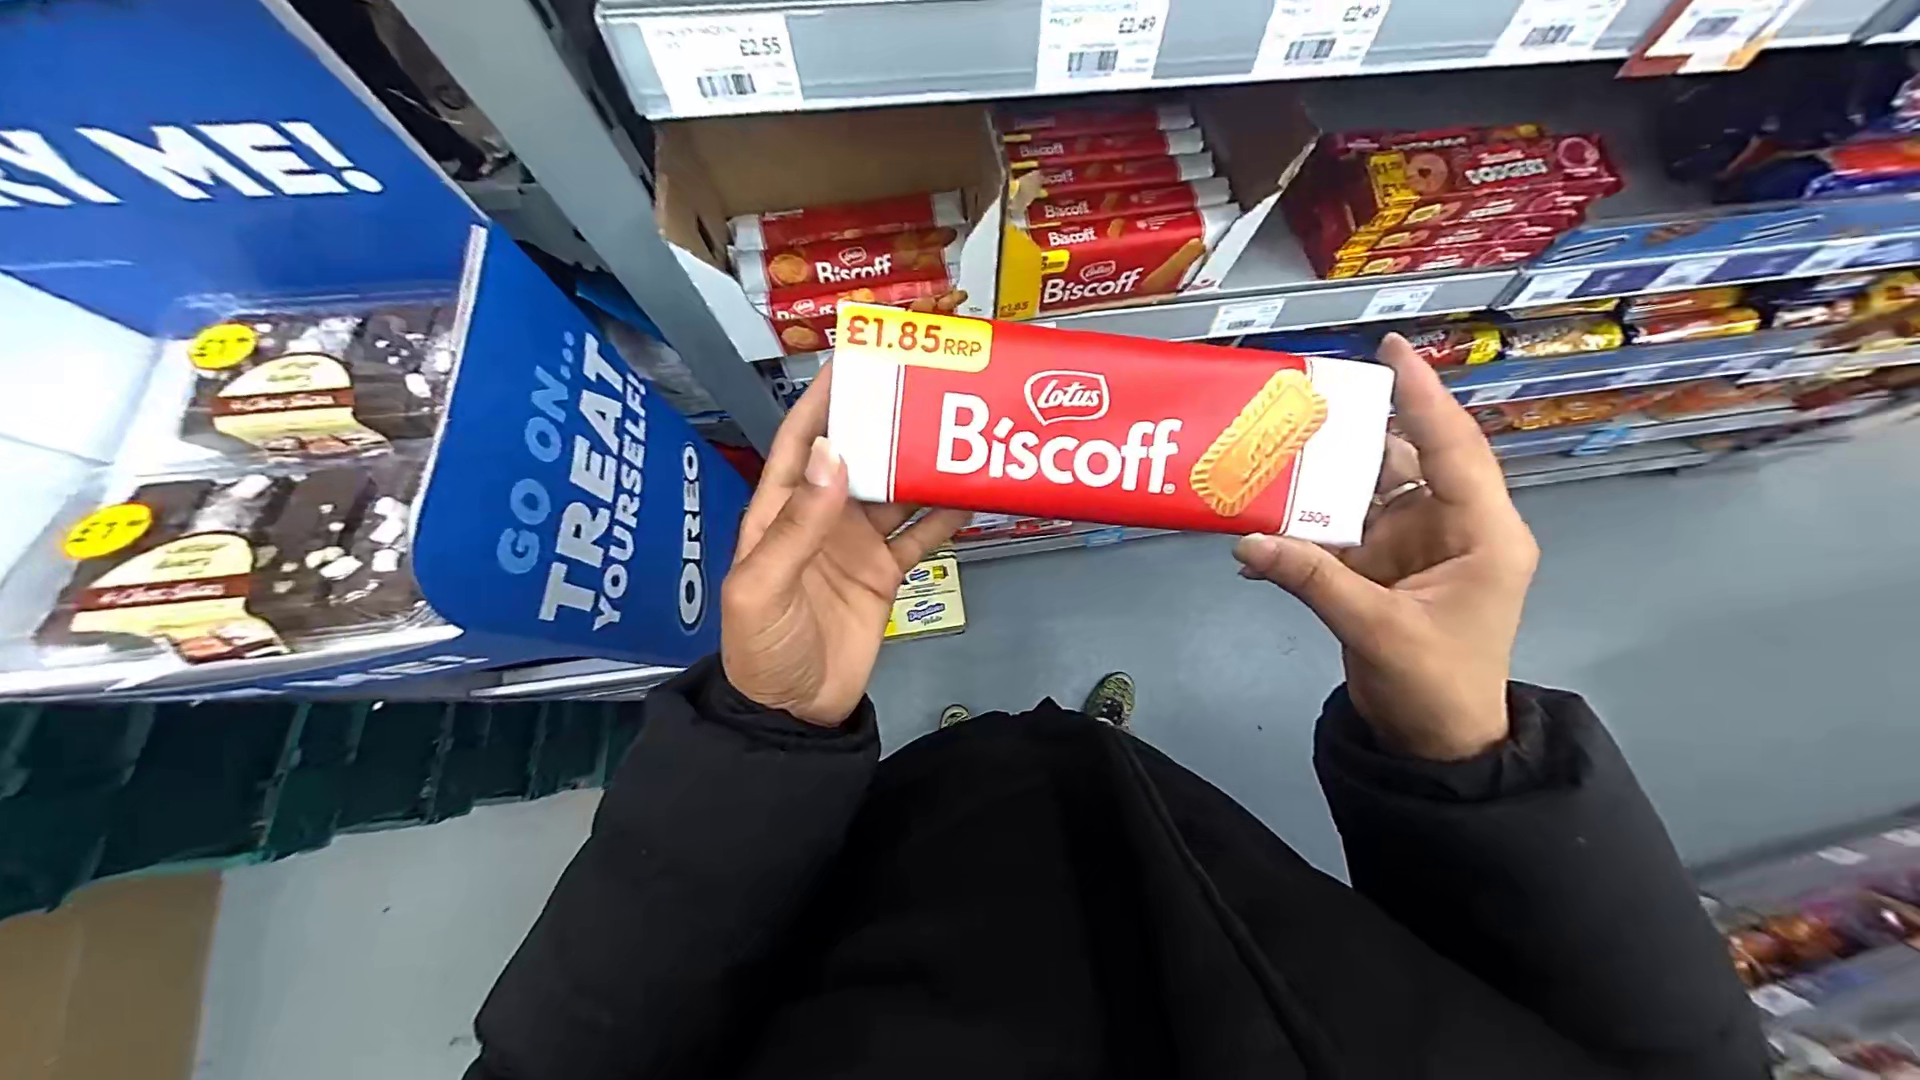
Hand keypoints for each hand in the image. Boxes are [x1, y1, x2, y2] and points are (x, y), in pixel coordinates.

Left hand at [721, 363, 970, 726]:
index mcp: (782, 510)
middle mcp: (823, 516)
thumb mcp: (764, 587)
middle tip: (926, 392)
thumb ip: (796, 525)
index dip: (824, 401)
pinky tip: (968, 497)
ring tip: (959, 436)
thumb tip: (831, 454)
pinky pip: (919, 536)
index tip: (855, 363)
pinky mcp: (886, 572)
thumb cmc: (764, 648)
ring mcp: (858, 543)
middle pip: (859, 458)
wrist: (796, 710)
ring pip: (895, 493)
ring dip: (921, 467)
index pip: (802, 442)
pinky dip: (942, 518)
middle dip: (886, 425)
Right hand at [1232, 334, 1538, 760]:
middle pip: (1399, 463)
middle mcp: (1447, 527)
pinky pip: (1336, 533)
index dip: (1423, 396)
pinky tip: (1263, 526)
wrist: (1432, 738)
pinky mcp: (1377, 568)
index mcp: (1479, 532)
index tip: (1389, 349)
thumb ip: (1312, 580)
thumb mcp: (1377, 629)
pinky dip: (1302, 528)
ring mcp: (1409, 547)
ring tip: (1270, 456)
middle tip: (1299, 406)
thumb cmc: (1435, 684)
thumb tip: (1245, 542)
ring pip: (1362, 496)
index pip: (1453, 447)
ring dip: (1318, 482)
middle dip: (1352, 435)